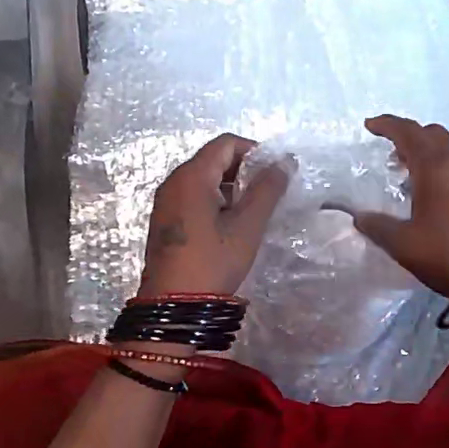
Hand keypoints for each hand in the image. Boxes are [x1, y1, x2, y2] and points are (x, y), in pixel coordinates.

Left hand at [138, 134, 290, 298]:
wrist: (173, 304)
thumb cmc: (212, 262)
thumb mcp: (246, 226)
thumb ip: (267, 190)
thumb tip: (284, 162)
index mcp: (191, 176)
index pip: (225, 143)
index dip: (254, 151)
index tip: (274, 173)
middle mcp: (173, 182)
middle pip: (212, 158)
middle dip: (242, 169)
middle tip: (267, 194)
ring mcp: (165, 202)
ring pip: (202, 179)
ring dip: (229, 187)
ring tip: (251, 212)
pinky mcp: (164, 220)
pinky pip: (192, 197)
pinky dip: (214, 200)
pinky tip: (229, 225)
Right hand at [346, 116, 448, 300]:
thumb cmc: (448, 255)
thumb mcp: (403, 245)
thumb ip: (378, 226)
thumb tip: (359, 216)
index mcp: (436, 168)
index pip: (409, 132)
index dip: (388, 124)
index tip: (370, 125)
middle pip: (434, 135)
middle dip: (411, 136)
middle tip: (393, 152)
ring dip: (431, 155)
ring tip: (413, 176)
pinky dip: (447, 171)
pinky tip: (440, 197)